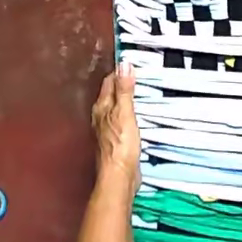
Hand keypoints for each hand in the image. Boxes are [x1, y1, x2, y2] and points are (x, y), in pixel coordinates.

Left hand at [91, 62, 139, 194]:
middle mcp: (101, 116)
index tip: (133, 64)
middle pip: (111, 93)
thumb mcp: (125, 112)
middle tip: (139, 75)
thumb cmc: (121, 144)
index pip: (109, 81)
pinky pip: (121, 119)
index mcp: (101, 107)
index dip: (119, 71)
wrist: (119, 177)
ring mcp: (107, 129)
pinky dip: (129, 113)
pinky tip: (137, 115)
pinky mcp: (115, 140)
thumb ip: (124, 89)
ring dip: (125, 99)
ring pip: (115, 106)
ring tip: (140, 92)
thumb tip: (124, 63)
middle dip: (122, 83)